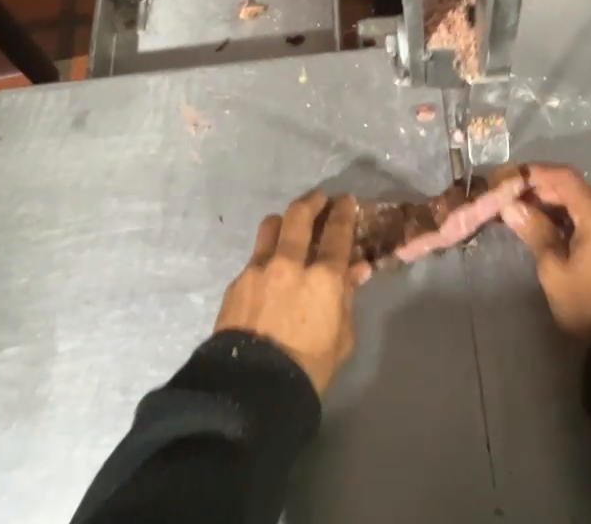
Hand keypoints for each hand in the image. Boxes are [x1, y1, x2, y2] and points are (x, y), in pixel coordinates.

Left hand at [214, 191, 361, 393]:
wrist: (252, 390)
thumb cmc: (309, 368)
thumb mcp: (342, 336)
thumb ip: (346, 297)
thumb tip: (353, 270)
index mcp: (323, 276)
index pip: (337, 230)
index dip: (344, 211)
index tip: (347, 201)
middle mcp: (290, 263)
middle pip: (299, 215)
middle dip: (312, 201)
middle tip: (319, 199)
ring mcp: (258, 269)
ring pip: (270, 226)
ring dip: (284, 220)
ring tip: (290, 226)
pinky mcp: (237, 282)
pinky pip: (255, 256)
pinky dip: (267, 254)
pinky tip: (270, 269)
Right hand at [500, 164, 590, 338]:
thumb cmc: (588, 305)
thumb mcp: (554, 270)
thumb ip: (534, 231)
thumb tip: (511, 205)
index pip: (562, 176)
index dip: (532, 173)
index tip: (505, 179)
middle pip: (575, 187)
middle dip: (541, 189)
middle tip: (509, 199)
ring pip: (585, 201)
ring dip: (556, 203)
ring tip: (525, 213)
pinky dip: (573, 216)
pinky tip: (552, 228)